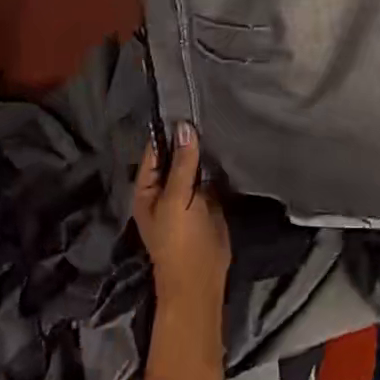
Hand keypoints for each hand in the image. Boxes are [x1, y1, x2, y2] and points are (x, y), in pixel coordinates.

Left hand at [132, 121, 230, 306]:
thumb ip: (182, 164)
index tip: (185, 104)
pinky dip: (219, 162)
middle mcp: (166, 188)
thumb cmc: (178, 240)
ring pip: (197, 164)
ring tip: (222, 117)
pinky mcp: (210, 199)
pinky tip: (231, 143)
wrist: (200, 276)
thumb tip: (184, 127)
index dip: (168, 131)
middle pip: (177, 156)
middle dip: (190, 137)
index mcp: (148, 189)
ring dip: (206, 148)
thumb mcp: (176, 200)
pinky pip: (212, 175)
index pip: (156, 151)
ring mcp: (189, 194)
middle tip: (210, 105)